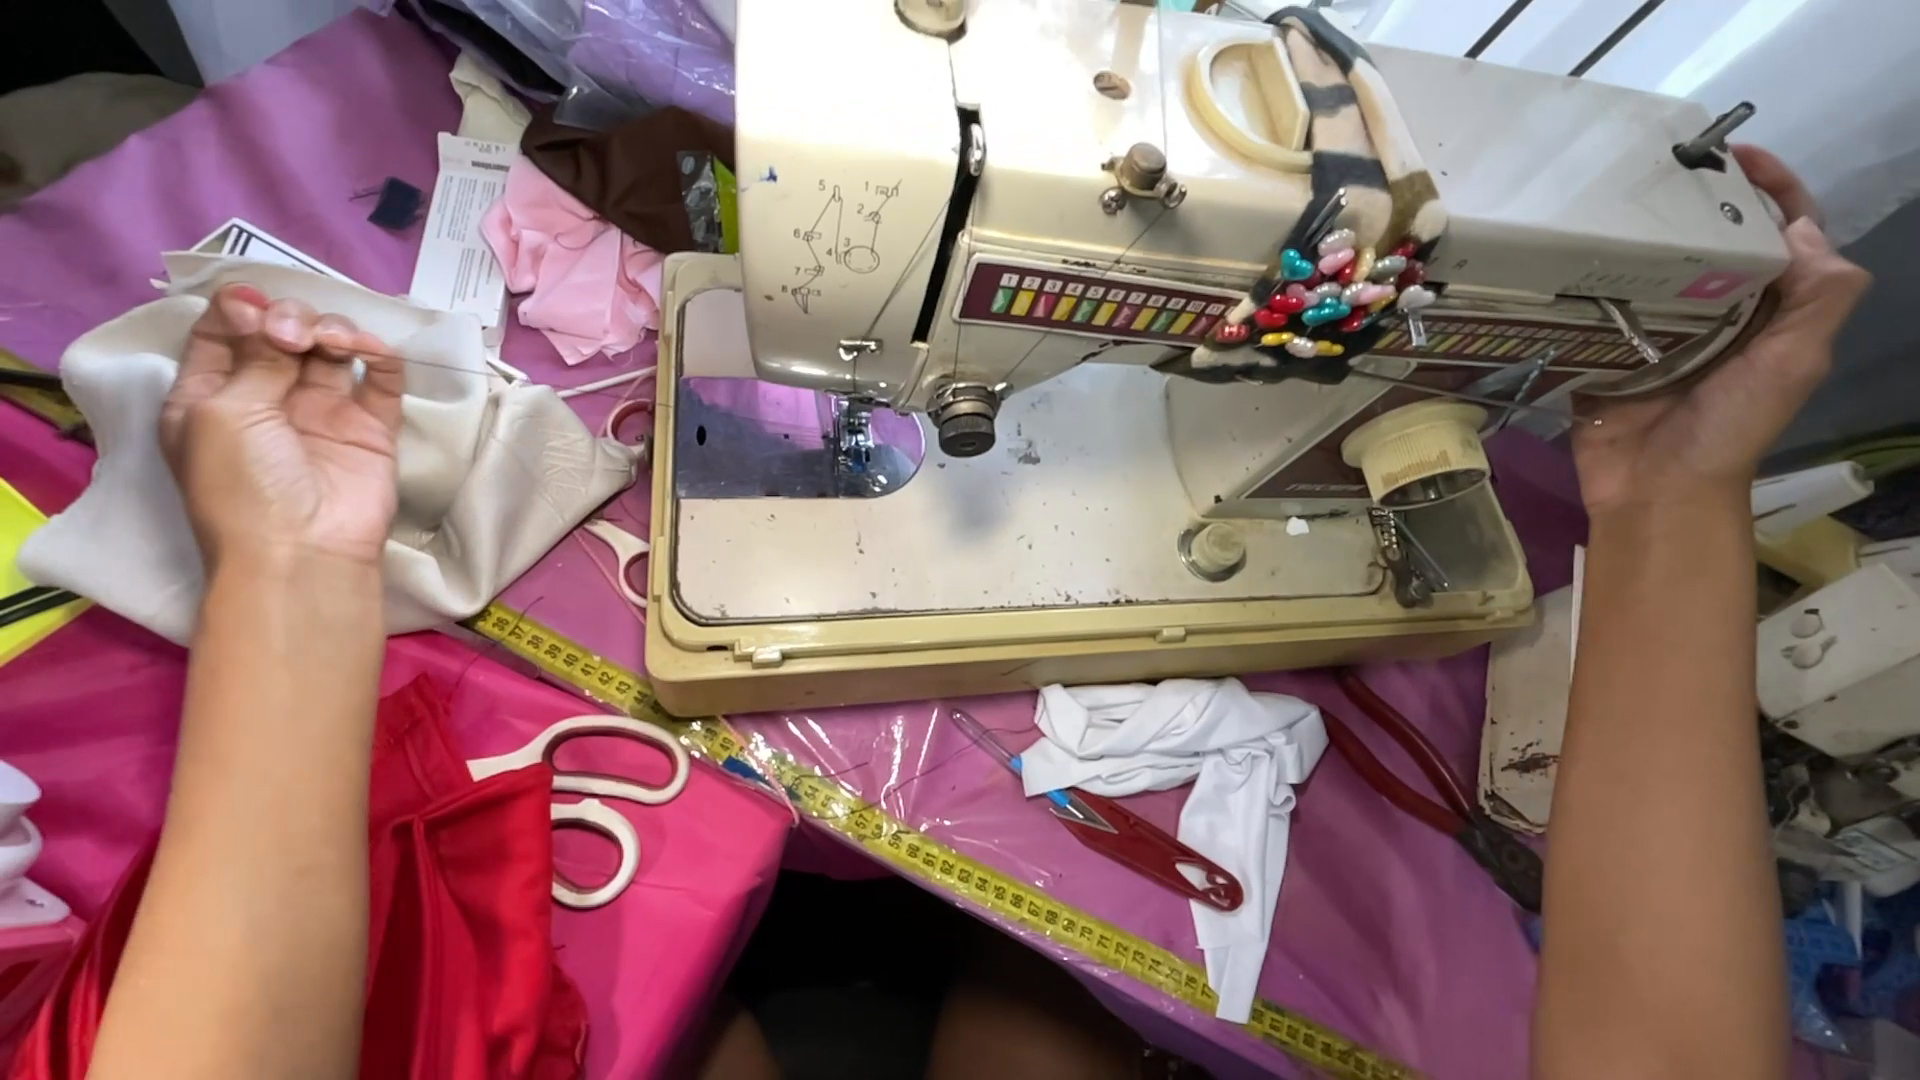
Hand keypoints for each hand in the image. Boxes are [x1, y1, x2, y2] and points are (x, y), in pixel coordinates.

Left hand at [160, 284, 405, 570]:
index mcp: (213, 394)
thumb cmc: (243, 484)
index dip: (241, 308)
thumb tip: (264, 308)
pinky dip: (380, 357)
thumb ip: (253, 357)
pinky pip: (382, 380)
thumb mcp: (223, 411)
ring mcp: (326, 412)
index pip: (226, 332)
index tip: (255, 302)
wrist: (305, 548)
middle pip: (284, 333)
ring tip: (330, 343)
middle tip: (292, 338)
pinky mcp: (374, 427)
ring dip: (332, 331)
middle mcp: (269, 397)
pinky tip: (371, 350)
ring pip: (333, 348)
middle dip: (290, 319)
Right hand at [1572, 145, 1871, 516]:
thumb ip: (1818, 296)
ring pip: (1645, 275)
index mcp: (1767, 310)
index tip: (1731, 155)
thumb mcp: (1795, 361)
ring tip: (1600, 213)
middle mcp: (1711, 314)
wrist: (1653, 487)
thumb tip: (1793, 229)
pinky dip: (1581, 292)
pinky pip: (1591, 316)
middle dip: (1686, 211)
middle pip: (1705, 246)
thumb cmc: (1730, 427)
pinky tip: (1563, 267)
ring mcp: (1648, 336)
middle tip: (1649, 177)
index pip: (1778, 234)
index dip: (1766, 191)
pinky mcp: (1598, 356)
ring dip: (1629, 246)